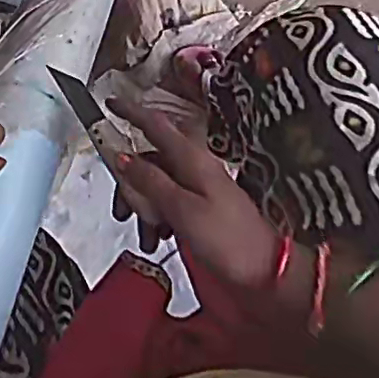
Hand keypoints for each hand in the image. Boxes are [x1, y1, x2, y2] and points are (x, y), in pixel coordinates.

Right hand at [107, 98, 285, 294]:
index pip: (154, 124)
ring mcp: (198, 186)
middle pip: (148, 159)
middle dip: (128, 181)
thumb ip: (149, 180)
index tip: (109, 103)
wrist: (269, 273)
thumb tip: (121, 156)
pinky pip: (167, 200)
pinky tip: (157, 236)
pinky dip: (155, 215)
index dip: (130, 111)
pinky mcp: (201, 206)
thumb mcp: (181, 208)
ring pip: (155, 182)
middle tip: (121, 208)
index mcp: (191, 159)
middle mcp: (193, 166)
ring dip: (141, 204)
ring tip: (144, 233)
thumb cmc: (228, 239)